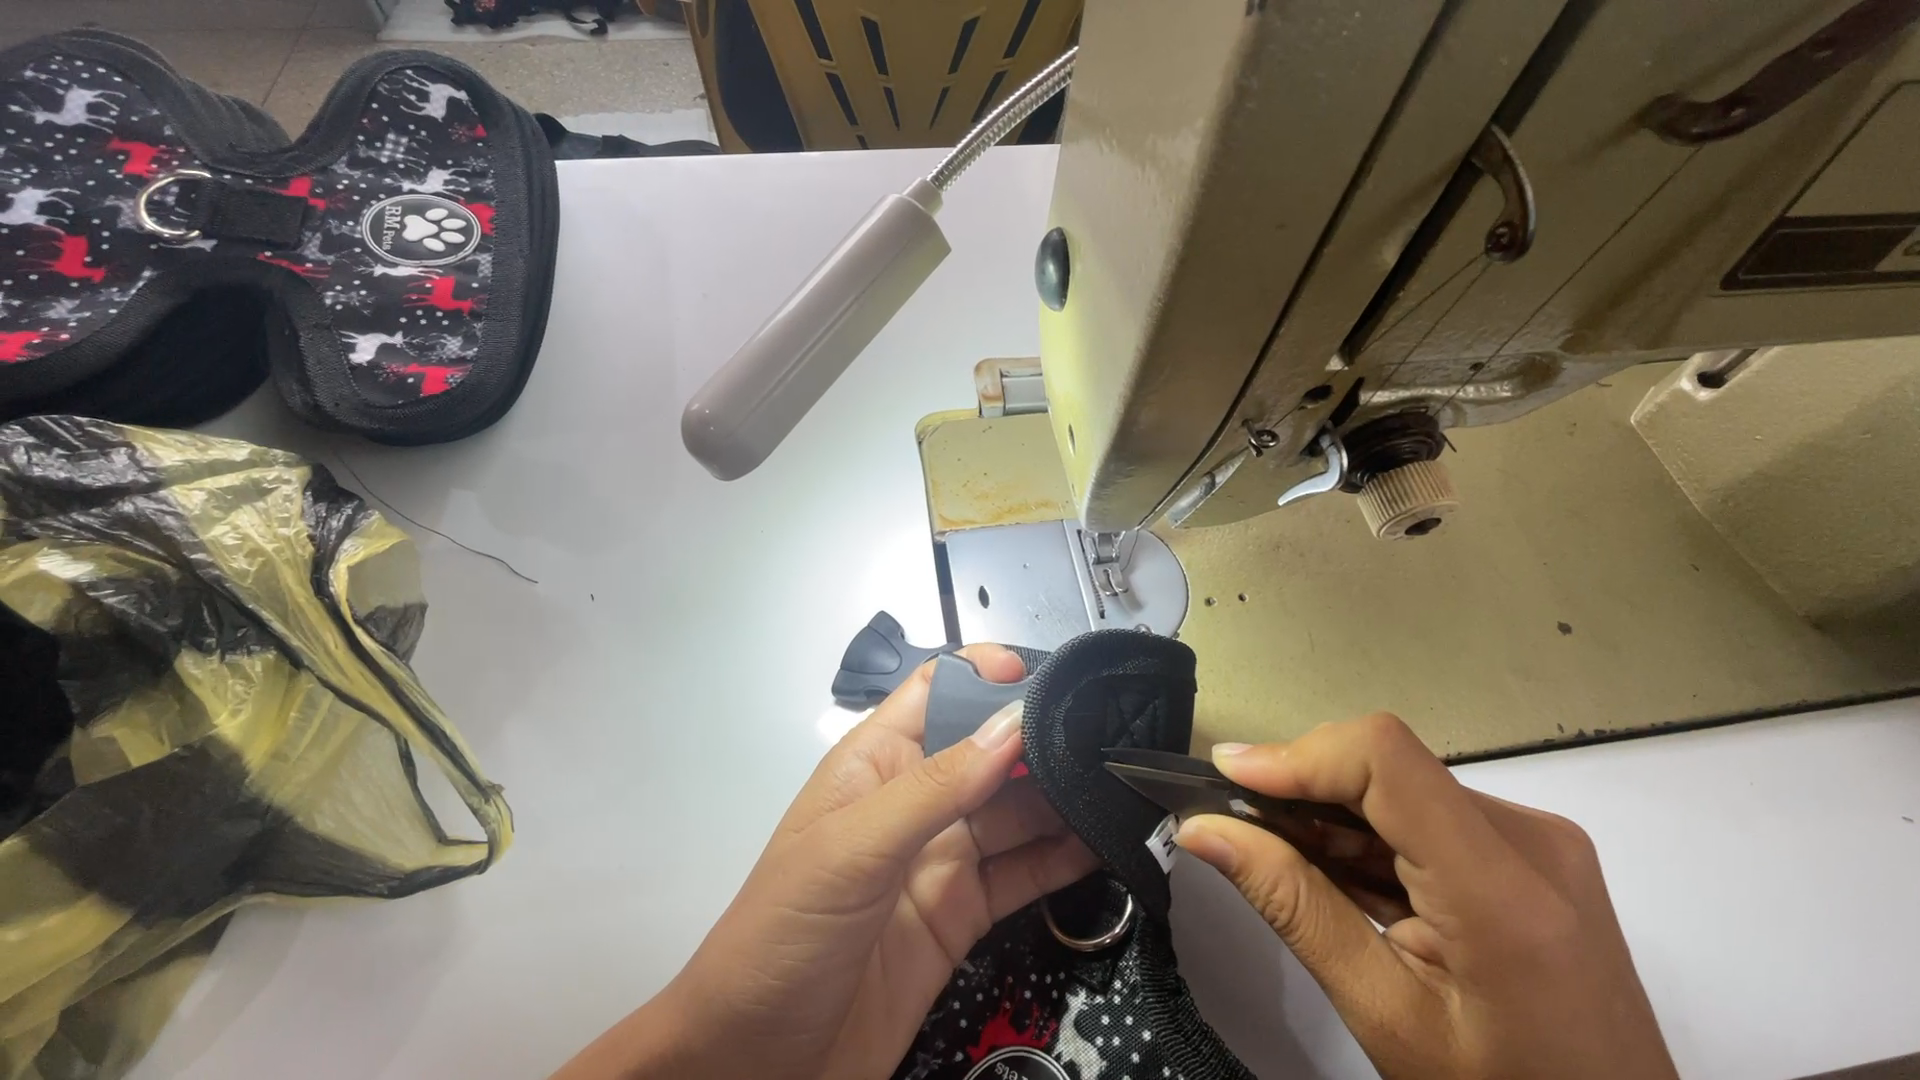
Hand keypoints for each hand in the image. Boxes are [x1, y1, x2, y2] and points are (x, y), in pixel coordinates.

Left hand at [551, 645, 1097, 1079]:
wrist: (761, 1059)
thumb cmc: (787, 931)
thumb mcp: (854, 849)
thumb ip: (935, 788)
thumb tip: (1013, 725)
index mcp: (876, 764)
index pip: (935, 693)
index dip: (984, 674)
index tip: (1043, 678)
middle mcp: (915, 801)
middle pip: (988, 751)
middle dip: (1041, 739)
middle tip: (1109, 733)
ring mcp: (942, 857)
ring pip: (1015, 811)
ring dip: (1063, 797)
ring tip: (1119, 782)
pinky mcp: (963, 913)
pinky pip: (1022, 873)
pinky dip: (1063, 858)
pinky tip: (1103, 842)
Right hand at [1175, 714, 1676, 1079]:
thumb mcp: (1384, 1013)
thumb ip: (1293, 907)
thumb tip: (1203, 830)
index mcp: (1503, 891)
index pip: (1386, 759)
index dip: (1298, 754)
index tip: (1226, 777)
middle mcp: (1531, 839)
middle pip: (1386, 768)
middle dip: (1301, 789)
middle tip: (1234, 828)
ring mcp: (1539, 842)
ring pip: (1400, 787)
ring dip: (1329, 815)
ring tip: (1278, 860)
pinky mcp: (1533, 851)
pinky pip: (1426, 813)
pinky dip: (1368, 837)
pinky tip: (1337, 878)